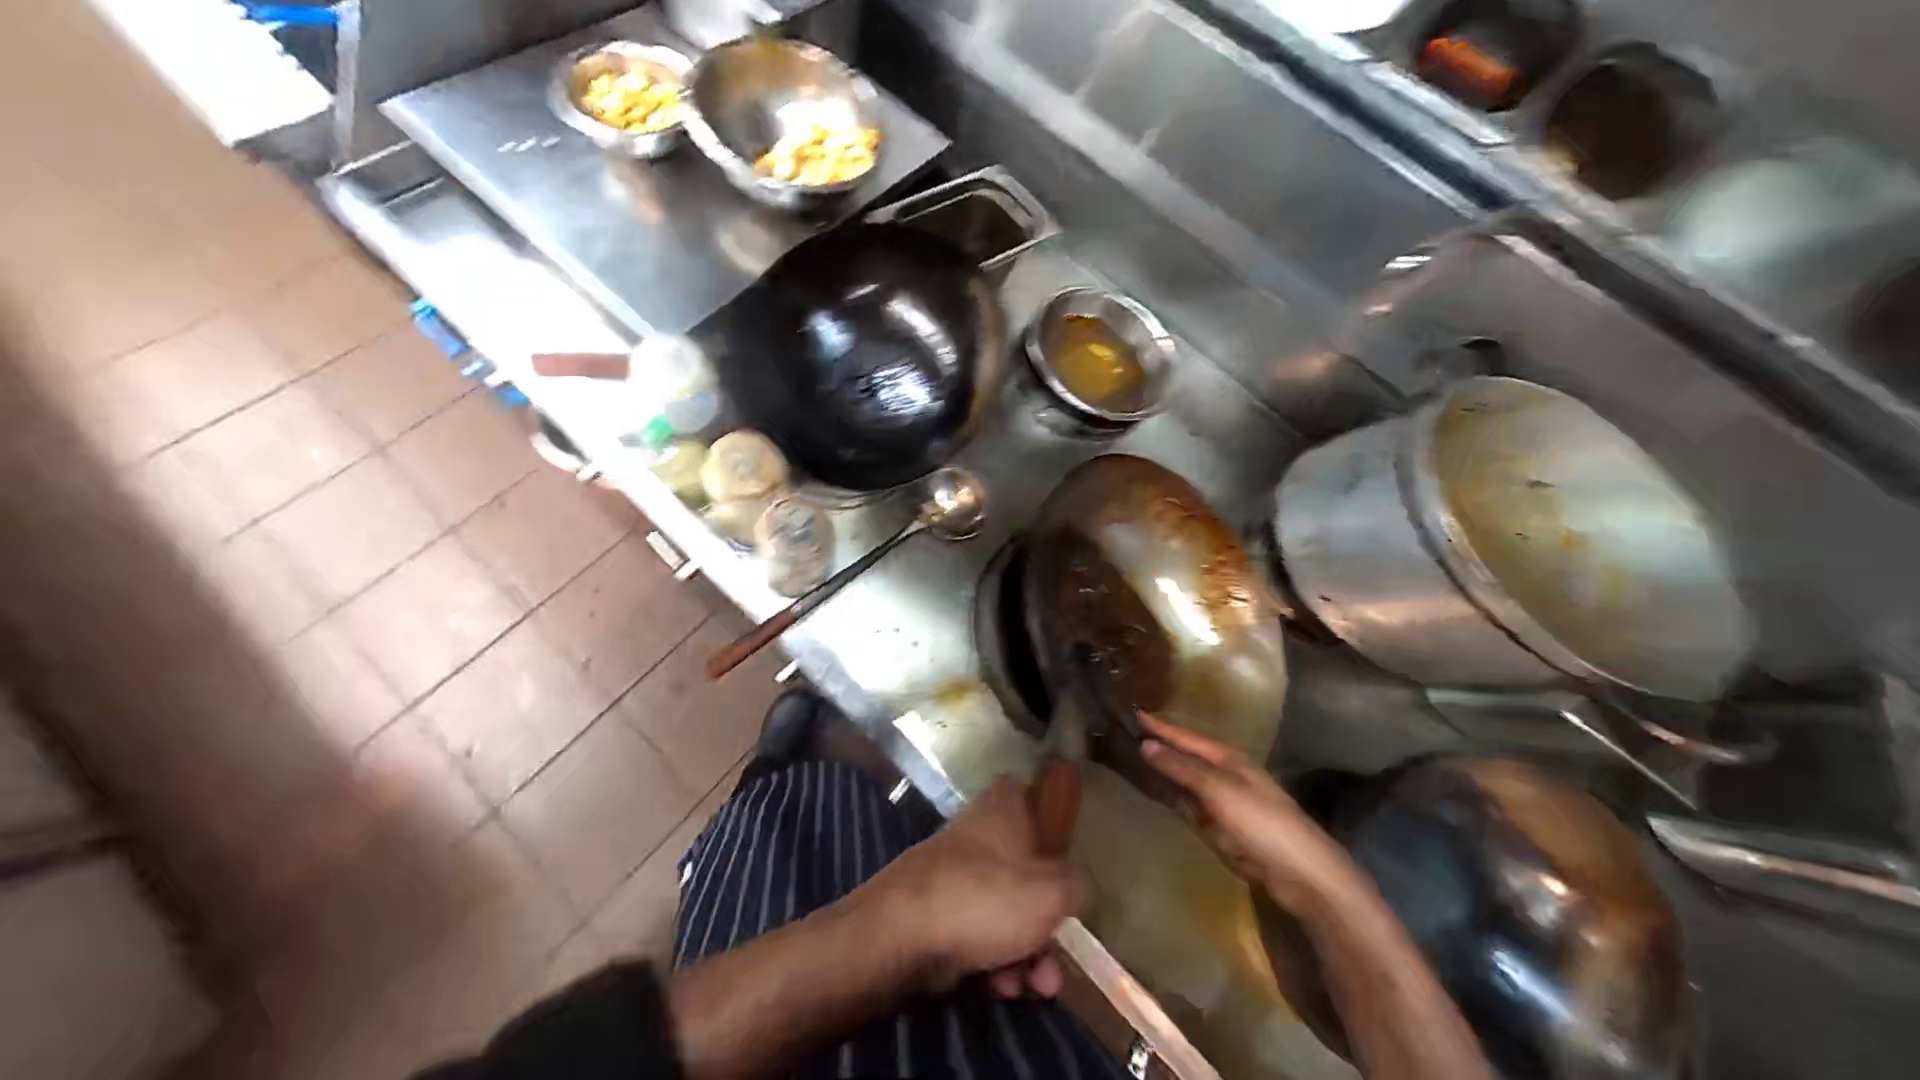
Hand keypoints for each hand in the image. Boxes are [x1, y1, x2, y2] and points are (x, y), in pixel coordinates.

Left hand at [852, 778, 1084, 997]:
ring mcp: (955, 875)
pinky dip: (995, 960)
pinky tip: (1002, 987)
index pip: (1029, 795)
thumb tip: (1078, 886)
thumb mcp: (1052, 891)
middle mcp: (978, 836)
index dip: (1051, 822)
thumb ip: (1077, 884)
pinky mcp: (936, 912)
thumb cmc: (986, 898)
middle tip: (1058, 957)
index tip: (1066, 858)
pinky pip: (979, 933)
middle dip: (1046, 921)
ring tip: (1035, 987)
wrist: (901, 936)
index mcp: (1003, 810)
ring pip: (1005, 909)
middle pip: (1025, 869)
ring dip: (1026, 952)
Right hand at [1139, 713, 1358, 912]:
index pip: (1187, 737)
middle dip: (1162, 746)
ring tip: (1135, 761)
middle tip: (1128, 735)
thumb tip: (1146, 744)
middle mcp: (1227, 776)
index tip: (1133, 713)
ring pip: (1188, 782)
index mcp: (1229, 759)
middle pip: (1188, 757)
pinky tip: (1161, 797)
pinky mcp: (1225, 829)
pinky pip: (1192, 807)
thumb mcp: (1219, 790)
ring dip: (1166, 772)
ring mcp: (1227, 803)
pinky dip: (1175, 799)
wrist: (1305, 875)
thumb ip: (1182, 768)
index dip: (1161, 727)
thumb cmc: (1263, 824)